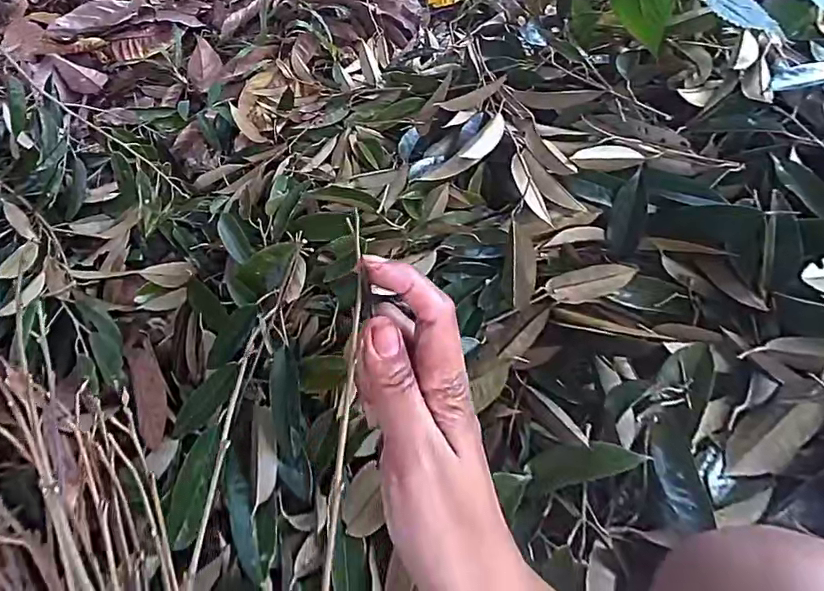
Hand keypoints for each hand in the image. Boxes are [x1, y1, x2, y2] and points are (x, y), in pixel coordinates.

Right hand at [356, 255, 550, 590]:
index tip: (366, 265)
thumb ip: (395, 387)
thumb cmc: (449, 527)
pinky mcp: (413, 427)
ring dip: (372, 350)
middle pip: (411, 324)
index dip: (405, 280)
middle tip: (353, 337)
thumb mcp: (415, 451)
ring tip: (362, 383)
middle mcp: (439, 387)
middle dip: (379, 314)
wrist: (470, 586)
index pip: (434, 311)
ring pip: (396, 352)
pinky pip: (389, 383)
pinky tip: (365, 401)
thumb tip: (375, 324)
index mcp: (448, 385)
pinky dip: (370, 378)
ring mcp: (427, 407)